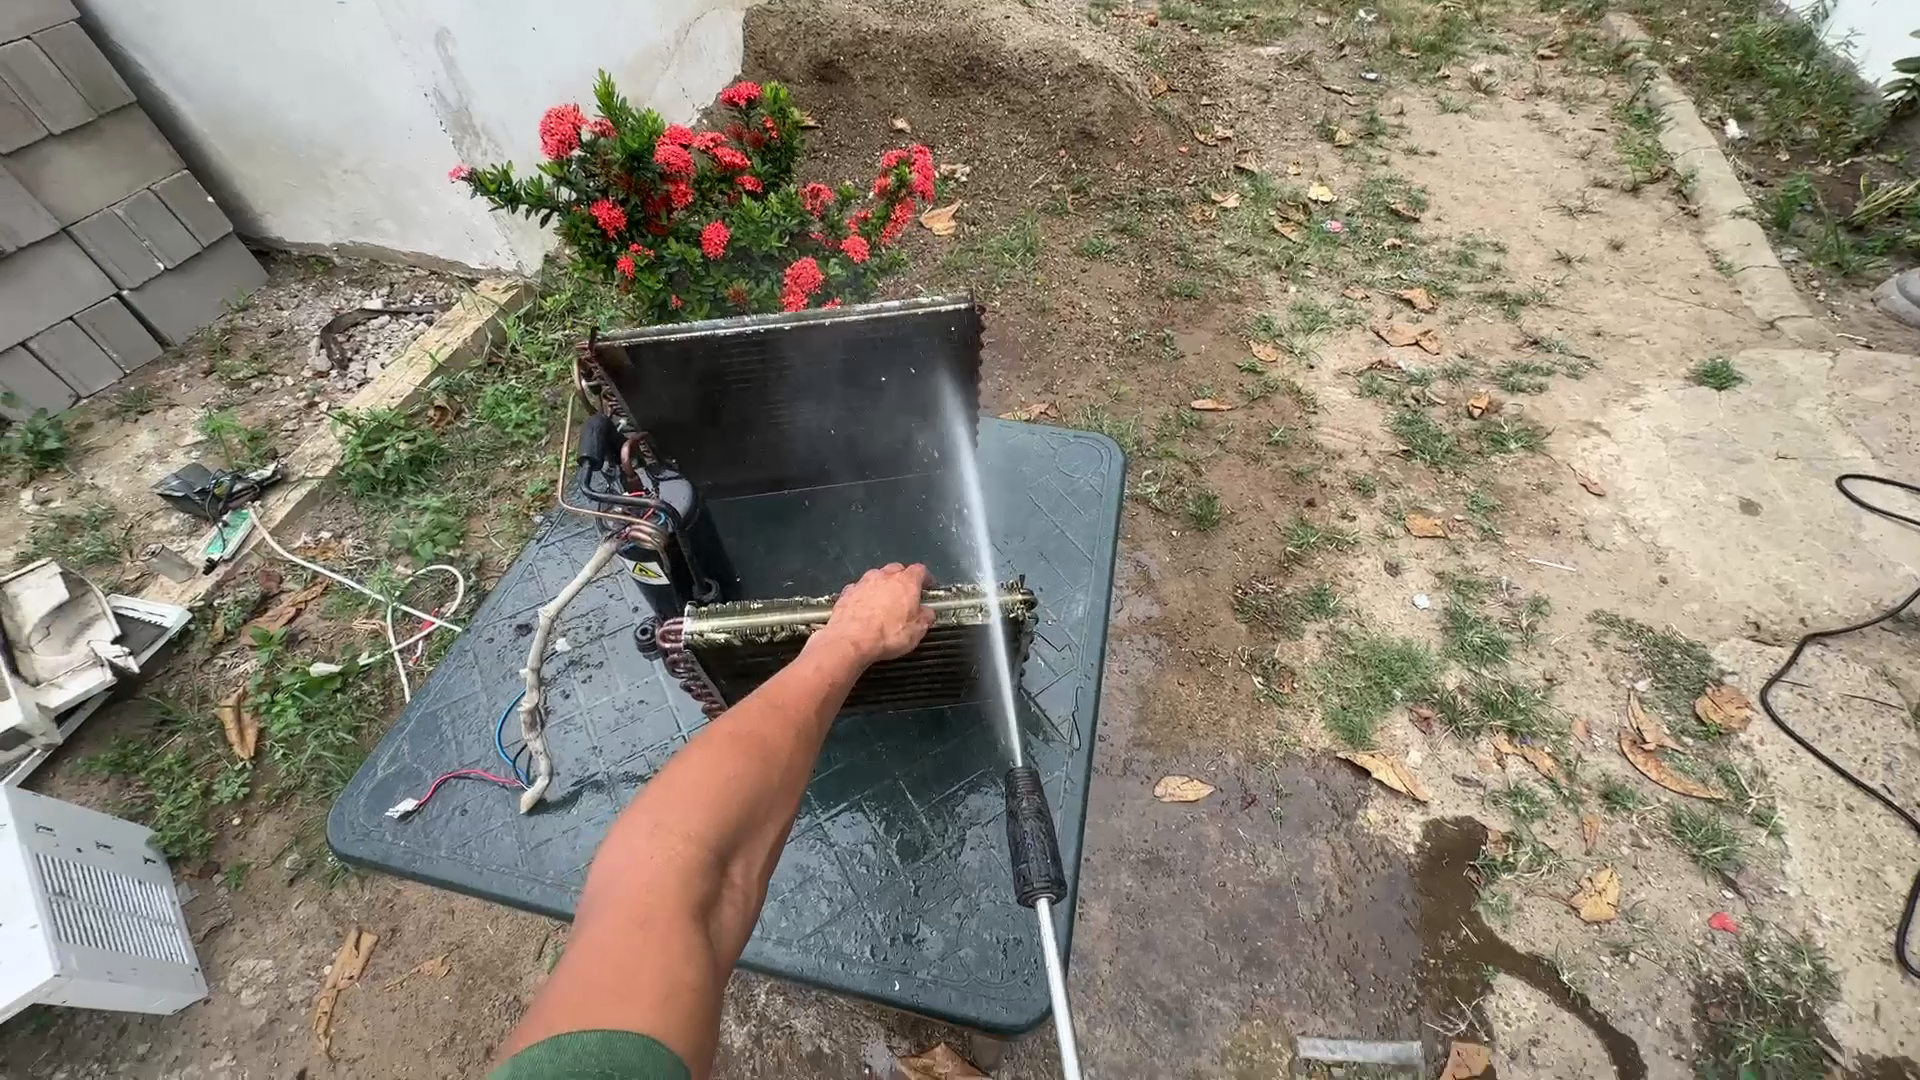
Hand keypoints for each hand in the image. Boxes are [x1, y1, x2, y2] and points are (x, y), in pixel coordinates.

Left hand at [813, 563, 934, 667]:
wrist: (851, 642)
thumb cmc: (884, 634)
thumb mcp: (917, 631)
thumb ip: (925, 617)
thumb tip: (927, 614)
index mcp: (906, 582)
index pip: (920, 571)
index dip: (925, 578)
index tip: (927, 585)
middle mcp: (884, 577)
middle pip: (896, 570)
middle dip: (902, 580)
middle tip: (906, 597)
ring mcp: (863, 583)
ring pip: (876, 579)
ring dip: (881, 588)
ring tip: (884, 606)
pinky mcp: (846, 594)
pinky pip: (859, 590)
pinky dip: (863, 597)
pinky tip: (865, 612)